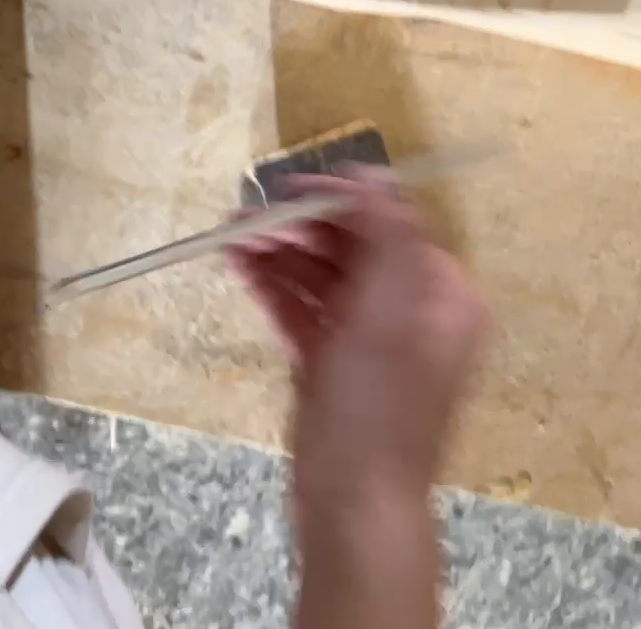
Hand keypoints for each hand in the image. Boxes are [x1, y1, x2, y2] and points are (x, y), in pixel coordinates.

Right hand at [228, 171, 489, 514]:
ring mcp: (362, 332)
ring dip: (271, 252)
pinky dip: (266, 282)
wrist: (351, 488)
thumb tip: (372, 173)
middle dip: (293, 228)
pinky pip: (294, 302)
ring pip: (313, 273)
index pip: (387, 227)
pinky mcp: (325, 351)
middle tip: (239, 216)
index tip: (282, 189)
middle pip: (345, 247)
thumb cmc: (374, 402)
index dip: (336, 202)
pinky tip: (235, 267)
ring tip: (225, 240)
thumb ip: (387, 240)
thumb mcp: (386, 317)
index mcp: (436, 295)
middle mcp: (404, 308)